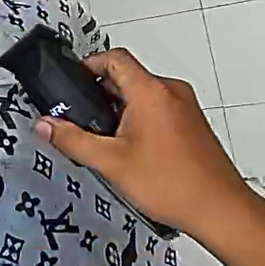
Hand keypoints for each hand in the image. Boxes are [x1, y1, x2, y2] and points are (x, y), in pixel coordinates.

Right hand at [36, 49, 252, 234]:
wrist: (217, 207)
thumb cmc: (176, 185)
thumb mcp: (110, 162)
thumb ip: (73, 140)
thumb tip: (47, 125)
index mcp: (151, 92)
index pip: (114, 58)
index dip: (88, 65)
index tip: (74, 81)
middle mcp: (172, 92)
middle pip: (128, 77)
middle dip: (102, 95)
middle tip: (84, 118)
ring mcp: (186, 107)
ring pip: (144, 95)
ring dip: (122, 110)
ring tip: (108, 141)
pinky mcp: (192, 123)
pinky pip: (160, 109)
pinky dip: (141, 120)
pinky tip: (133, 151)